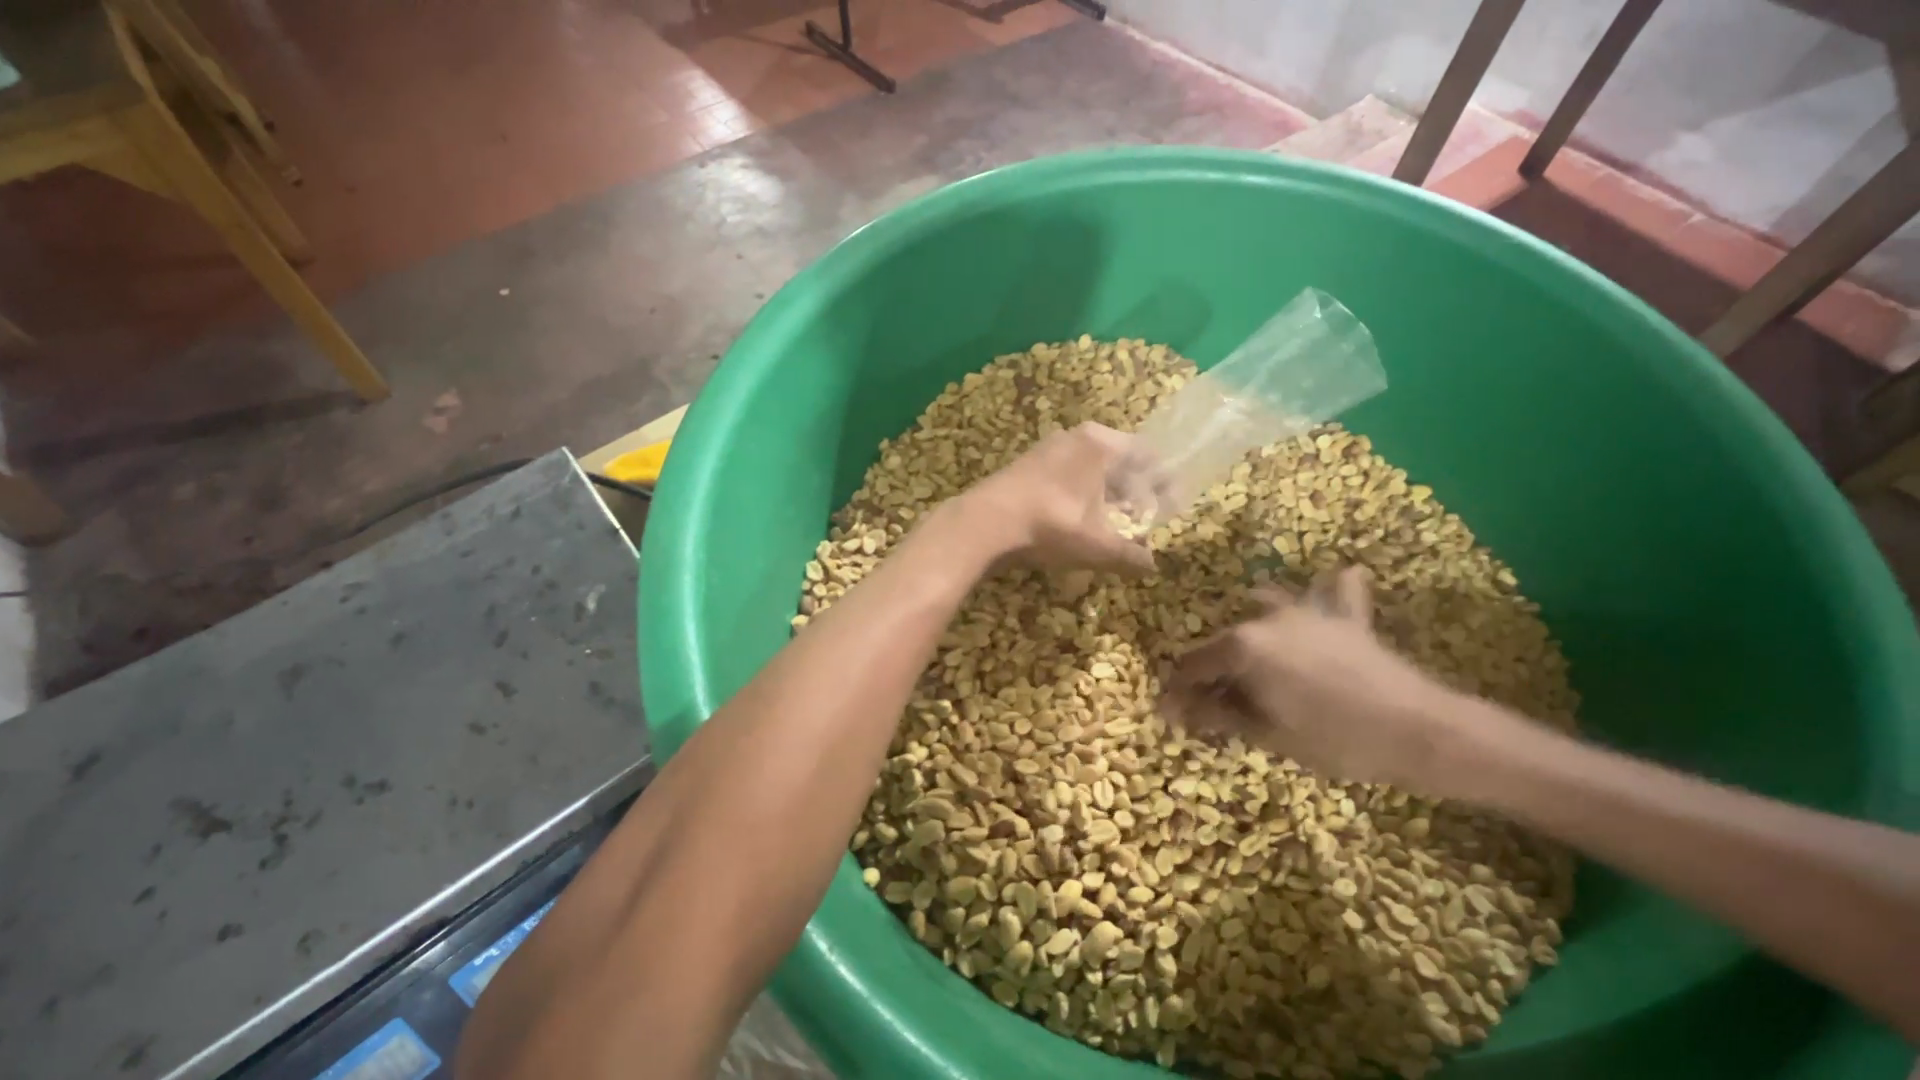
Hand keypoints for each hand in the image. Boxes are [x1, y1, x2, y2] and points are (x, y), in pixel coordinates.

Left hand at [955, 422, 1155, 573]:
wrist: (983, 523)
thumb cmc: (1051, 525)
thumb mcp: (1098, 545)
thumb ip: (1130, 554)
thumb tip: (1151, 566)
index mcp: (1102, 443)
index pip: (1148, 456)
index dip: (1164, 485)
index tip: (1171, 509)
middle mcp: (1077, 436)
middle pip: (1121, 462)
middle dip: (1136, 492)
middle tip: (1145, 520)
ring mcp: (1049, 448)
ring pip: (1092, 469)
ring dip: (1107, 496)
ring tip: (1115, 525)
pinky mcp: (1028, 464)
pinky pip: (1069, 476)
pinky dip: (1082, 495)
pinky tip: (1080, 522)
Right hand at [1160, 567, 1518, 794]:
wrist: (1418, 730)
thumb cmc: (1334, 740)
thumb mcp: (1267, 734)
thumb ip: (1217, 714)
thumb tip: (1173, 708)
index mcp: (1243, 646)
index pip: (1192, 665)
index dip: (1178, 691)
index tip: (1171, 714)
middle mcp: (1268, 618)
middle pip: (1226, 641)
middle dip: (1214, 670)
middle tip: (1214, 706)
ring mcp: (1309, 612)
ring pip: (1267, 608)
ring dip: (1253, 632)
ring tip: (1253, 662)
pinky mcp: (1345, 619)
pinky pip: (1331, 592)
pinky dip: (1324, 591)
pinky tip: (1325, 590)